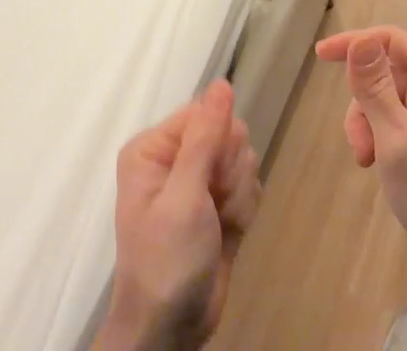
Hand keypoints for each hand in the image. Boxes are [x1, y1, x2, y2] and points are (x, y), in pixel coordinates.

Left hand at [94, 80, 261, 350]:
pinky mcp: (221, 200)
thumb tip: (222, 83)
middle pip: (231, 134)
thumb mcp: (183, 197)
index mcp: (154, 149)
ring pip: (245, 159)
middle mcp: (176, 157)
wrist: (173, 324)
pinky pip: (251, 183)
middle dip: (231, 173)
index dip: (219, 143)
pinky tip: (227, 231)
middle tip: (211, 206)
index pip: (207, 113)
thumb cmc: (166, 260)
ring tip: (216, 225)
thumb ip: (204, 138)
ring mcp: (199, 179)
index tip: (209, 178)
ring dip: (239, 195)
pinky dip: (245, 208)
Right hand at [314, 27, 406, 255]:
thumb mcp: (396, 139)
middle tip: (360, 148)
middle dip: (364, 105)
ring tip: (371, 162)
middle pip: (387, 70)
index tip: (318, 56)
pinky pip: (401, 111)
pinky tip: (383, 162)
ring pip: (389, 94)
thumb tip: (359, 40)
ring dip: (371, 124)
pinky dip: (384, 133)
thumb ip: (375, 88)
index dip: (353, 44)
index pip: (391, 39)